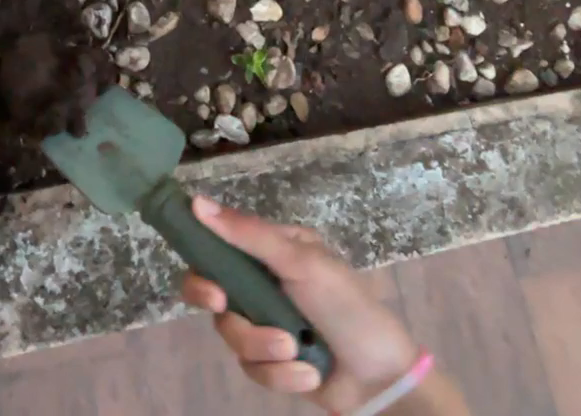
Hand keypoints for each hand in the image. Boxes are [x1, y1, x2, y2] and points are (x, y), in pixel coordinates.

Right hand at [182, 197, 420, 411]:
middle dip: (224, 310)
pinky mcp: (270, 362)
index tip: (212, 290)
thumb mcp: (301, 262)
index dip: (201, 263)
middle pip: (210, 292)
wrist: (384, 378)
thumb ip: (249, 234)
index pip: (216, 244)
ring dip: (263, 347)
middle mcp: (259, 283)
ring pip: (231, 334)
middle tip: (228, 309)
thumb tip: (195, 201)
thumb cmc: (347, 306)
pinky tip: (309, 372)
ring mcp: (263, 322)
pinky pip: (252, 368)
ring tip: (296, 350)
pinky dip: (281, 374)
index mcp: (268, 250)